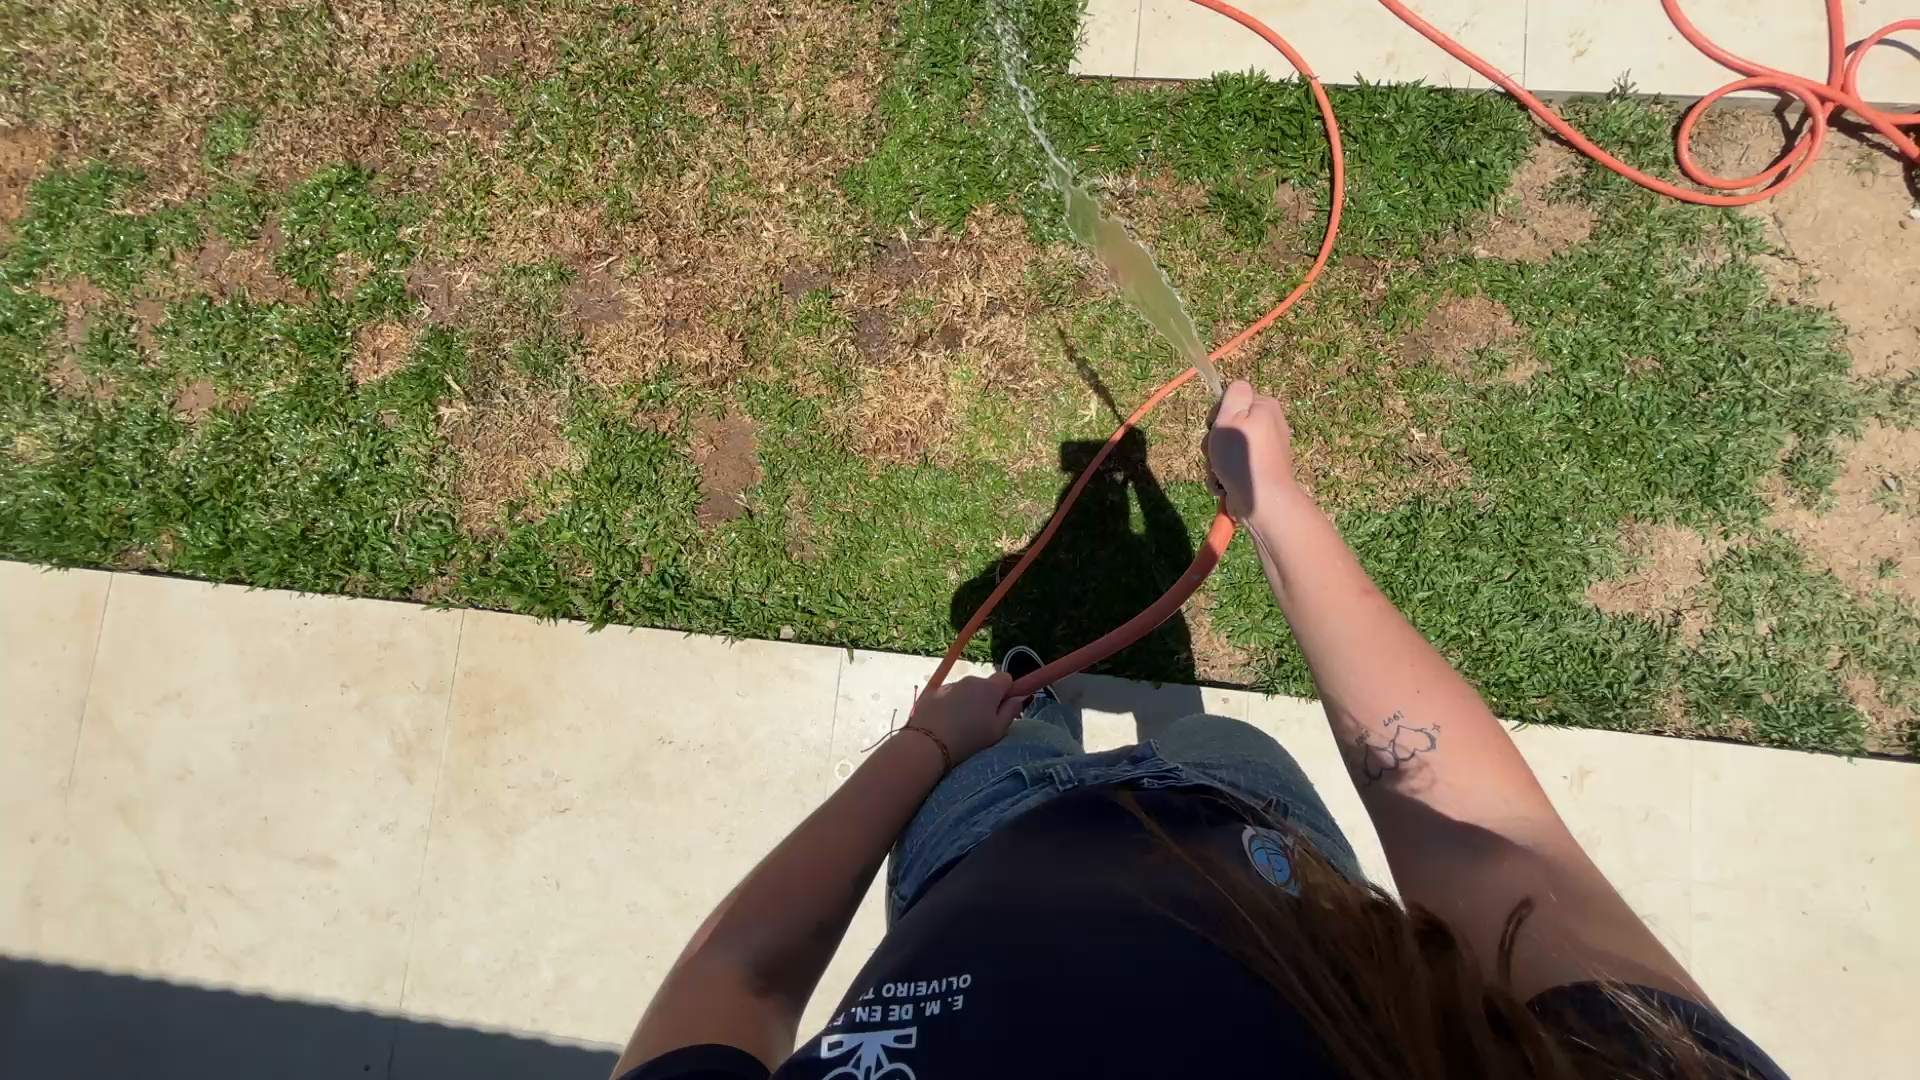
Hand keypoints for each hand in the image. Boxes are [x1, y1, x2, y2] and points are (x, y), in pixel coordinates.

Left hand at [910, 673, 1023, 763]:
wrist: (928, 744)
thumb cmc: (969, 739)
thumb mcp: (998, 731)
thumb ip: (1011, 711)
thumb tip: (1021, 697)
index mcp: (989, 688)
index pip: (1006, 677)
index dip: (1006, 691)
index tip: (1002, 707)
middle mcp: (969, 680)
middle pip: (984, 685)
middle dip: (985, 698)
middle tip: (981, 722)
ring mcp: (949, 685)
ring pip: (965, 690)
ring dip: (966, 702)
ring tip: (960, 725)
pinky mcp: (932, 693)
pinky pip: (947, 696)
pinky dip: (949, 705)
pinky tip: (944, 723)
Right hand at [1204, 379, 1299, 522]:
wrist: (1261, 500)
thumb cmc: (1242, 457)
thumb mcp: (1231, 416)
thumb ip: (1233, 394)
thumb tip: (1237, 387)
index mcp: (1264, 407)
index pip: (1230, 400)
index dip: (1217, 415)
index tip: (1216, 429)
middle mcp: (1268, 425)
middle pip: (1227, 426)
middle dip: (1214, 443)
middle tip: (1216, 454)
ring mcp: (1264, 450)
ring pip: (1225, 449)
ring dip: (1215, 463)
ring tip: (1220, 473)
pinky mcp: (1258, 471)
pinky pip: (1232, 467)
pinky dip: (1224, 476)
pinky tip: (1224, 485)